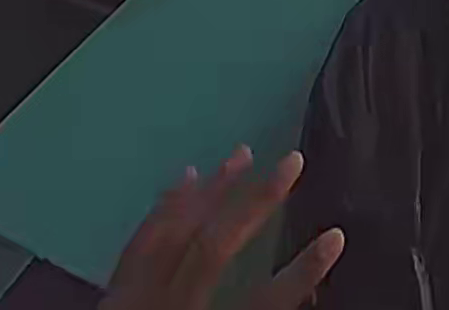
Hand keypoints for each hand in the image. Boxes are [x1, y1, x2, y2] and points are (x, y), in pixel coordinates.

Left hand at [101, 146, 343, 309]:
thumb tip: (307, 301)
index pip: (260, 308)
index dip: (301, 274)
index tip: (335, 236)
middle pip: (214, 251)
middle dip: (256, 202)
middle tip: (293, 159)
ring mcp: (132, 304)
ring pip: (175, 236)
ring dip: (213, 191)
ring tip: (242, 153)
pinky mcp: (112, 299)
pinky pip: (140, 245)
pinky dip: (166, 209)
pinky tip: (185, 178)